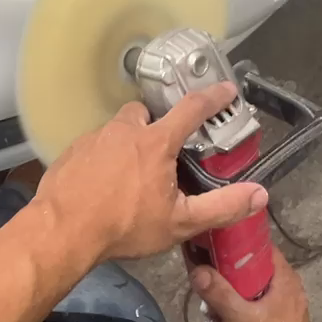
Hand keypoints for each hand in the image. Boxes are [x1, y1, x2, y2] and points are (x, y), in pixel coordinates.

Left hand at [33, 81, 268, 261]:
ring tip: (132, 173)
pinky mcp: (71, 152)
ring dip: (128, 142)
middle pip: (146, 113)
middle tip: (164, 150)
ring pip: (117, 129)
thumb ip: (222, 207)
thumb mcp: (180, 222)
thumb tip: (259, 195)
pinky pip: (94, 146)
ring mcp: (93, 139)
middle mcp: (123, 131)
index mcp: (155, 143)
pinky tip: (104, 182)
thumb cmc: (123, 226)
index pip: (191, 109)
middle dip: (158, 124)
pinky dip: (103, 157)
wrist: (62, 231)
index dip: (212, 97)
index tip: (225, 89)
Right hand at [189, 250, 321, 321]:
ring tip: (214, 319)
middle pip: (248, 269)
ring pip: (247, 290)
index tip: (209, 250)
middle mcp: (286, 286)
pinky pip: (251, 306)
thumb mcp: (240, 319)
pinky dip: (235, 314)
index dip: (233, 245)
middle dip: (224, 281)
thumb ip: (218, 293)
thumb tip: (196, 269)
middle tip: (207, 293)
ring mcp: (282, 304)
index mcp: (284, 278)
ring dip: (226, 302)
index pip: (258, 246)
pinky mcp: (276, 320)